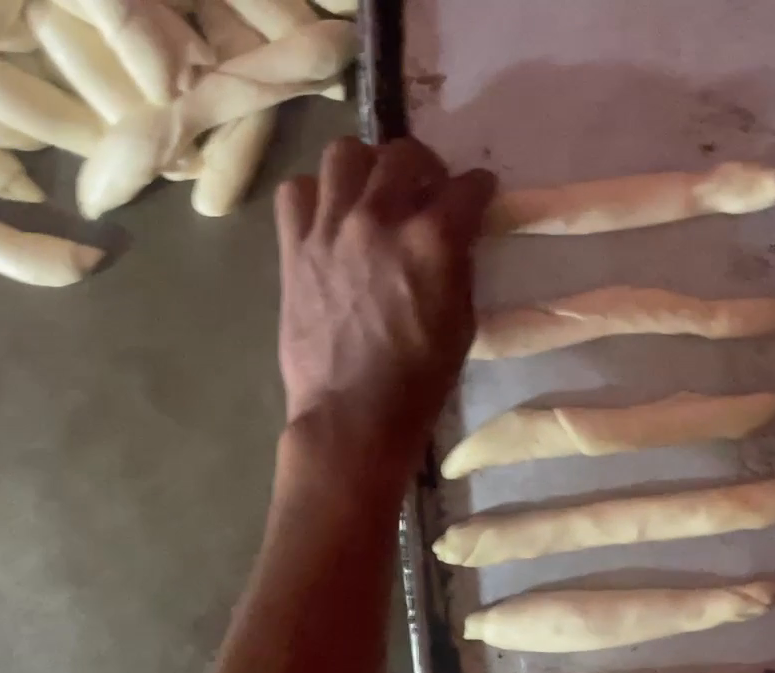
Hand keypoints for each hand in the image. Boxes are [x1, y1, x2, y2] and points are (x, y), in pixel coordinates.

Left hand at [275, 136, 495, 471]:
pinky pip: (296, 191)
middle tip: (427, 190)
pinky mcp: (294, 248)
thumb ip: (459, 266)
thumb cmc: (420, 380)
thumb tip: (453, 237)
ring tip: (373, 192)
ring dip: (367, 167)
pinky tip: (329, 217)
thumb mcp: (462, 323)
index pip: (466, 188)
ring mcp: (330, 228)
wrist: (353, 415)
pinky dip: (315, 195)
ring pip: (345, 154)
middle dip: (425, 167)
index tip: (480, 193)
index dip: (479, 188)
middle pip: (404, 154)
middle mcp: (379, 218)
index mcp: (432, 240)